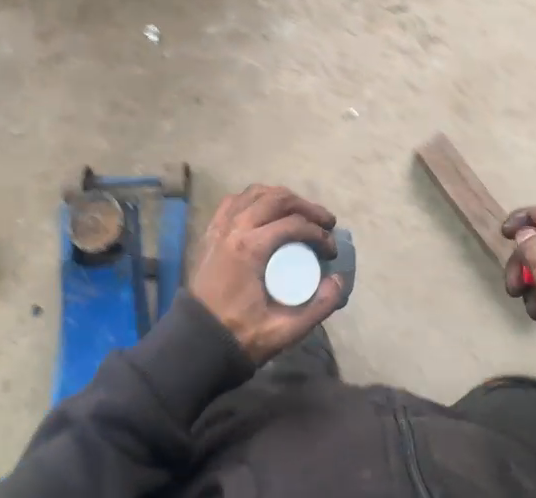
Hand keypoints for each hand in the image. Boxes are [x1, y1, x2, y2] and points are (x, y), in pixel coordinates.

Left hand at [188, 184, 343, 362]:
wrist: (197, 342)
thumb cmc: (241, 336)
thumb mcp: (285, 330)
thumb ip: (318, 307)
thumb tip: (338, 280)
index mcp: (250, 248)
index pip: (293, 224)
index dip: (319, 233)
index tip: (331, 251)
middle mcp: (234, 228)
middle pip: (276, 199)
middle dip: (307, 207)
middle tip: (326, 223)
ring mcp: (220, 227)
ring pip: (255, 193)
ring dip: (282, 198)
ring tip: (300, 214)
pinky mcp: (211, 232)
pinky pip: (234, 201)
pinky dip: (255, 199)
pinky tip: (267, 212)